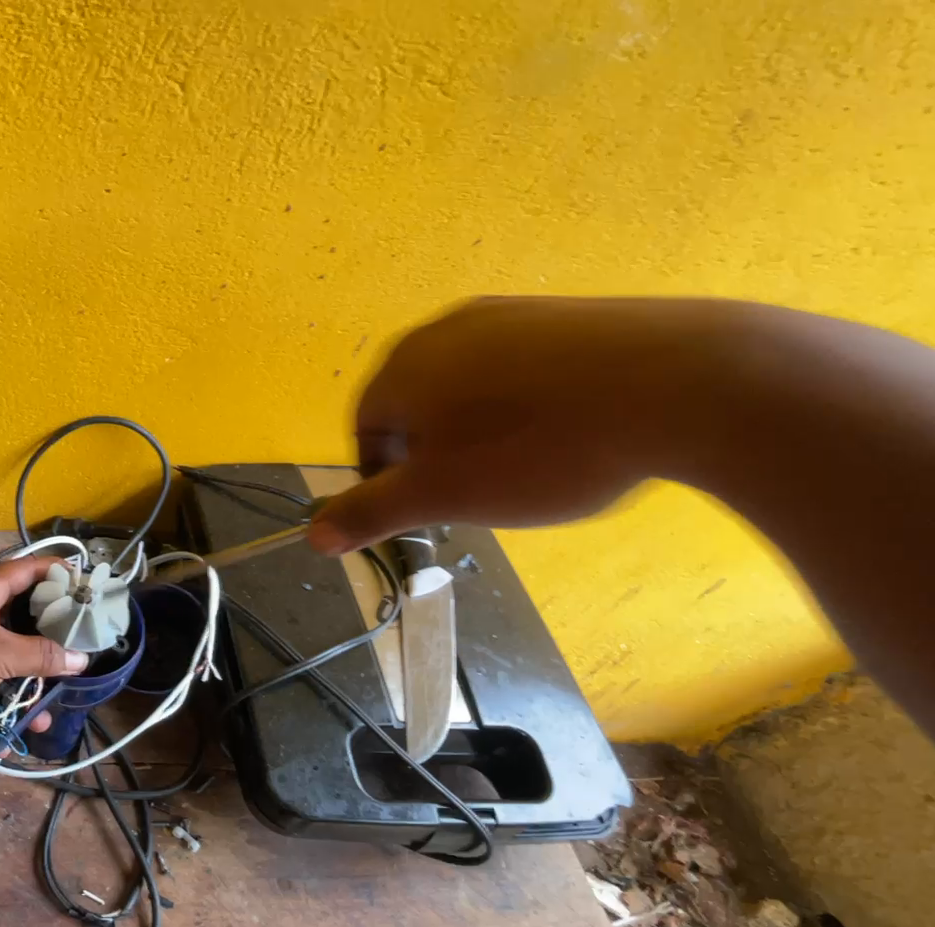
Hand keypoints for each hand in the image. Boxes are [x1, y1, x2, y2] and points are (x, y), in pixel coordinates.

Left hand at [0, 556, 87, 720]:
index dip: (56, 571)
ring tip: (47, 678)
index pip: (28, 569)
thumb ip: (39, 657)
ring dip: (23, 656)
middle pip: (16, 604)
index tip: (81, 581)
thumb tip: (79, 659)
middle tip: (71, 635)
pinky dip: (0, 669)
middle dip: (44, 624)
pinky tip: (13, 695)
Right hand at [308, 296, 743, 554]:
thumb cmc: (535, 449)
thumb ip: (369, 514)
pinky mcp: (571, 312)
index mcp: (401, 368)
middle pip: (416, 403)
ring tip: (526, 464)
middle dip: (433, 450)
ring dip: (479, 428)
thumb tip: (311, 538)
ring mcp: (511, 313)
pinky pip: (525, 365)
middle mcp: (444, 329)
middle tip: (474, 489)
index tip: (425, 507)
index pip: (366, 429)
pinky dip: (529, 402)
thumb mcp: (440, 496)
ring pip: (469, 384)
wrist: (690, 385)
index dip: (385, 476)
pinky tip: (570, 429)